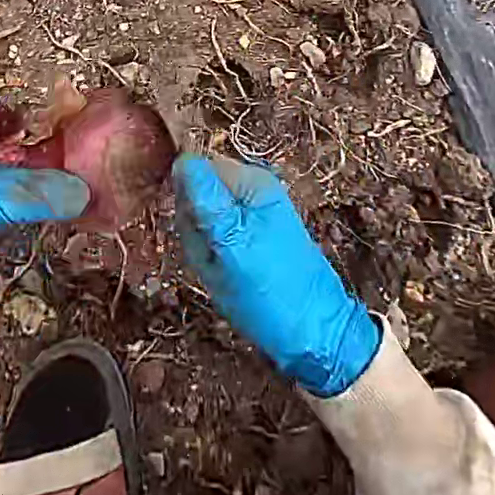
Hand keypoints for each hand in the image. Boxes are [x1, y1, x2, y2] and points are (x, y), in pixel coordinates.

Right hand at [174, 153, 380, 396]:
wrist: (313, 333)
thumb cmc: (270, 290)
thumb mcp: (230, 244)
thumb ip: (204, 200)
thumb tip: (181, 161)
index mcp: (251, 180)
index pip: (197, 169)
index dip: (186, 198)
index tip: (194, 229)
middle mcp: (253, 188)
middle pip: (199, 192)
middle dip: (194, 224)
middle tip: (211, 256)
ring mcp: (253, 211)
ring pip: (203, 217)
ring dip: (202, 243)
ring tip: (221, 269)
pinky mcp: (252, 234)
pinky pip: (216, 236)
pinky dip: (213, 255)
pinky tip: (227, 274)